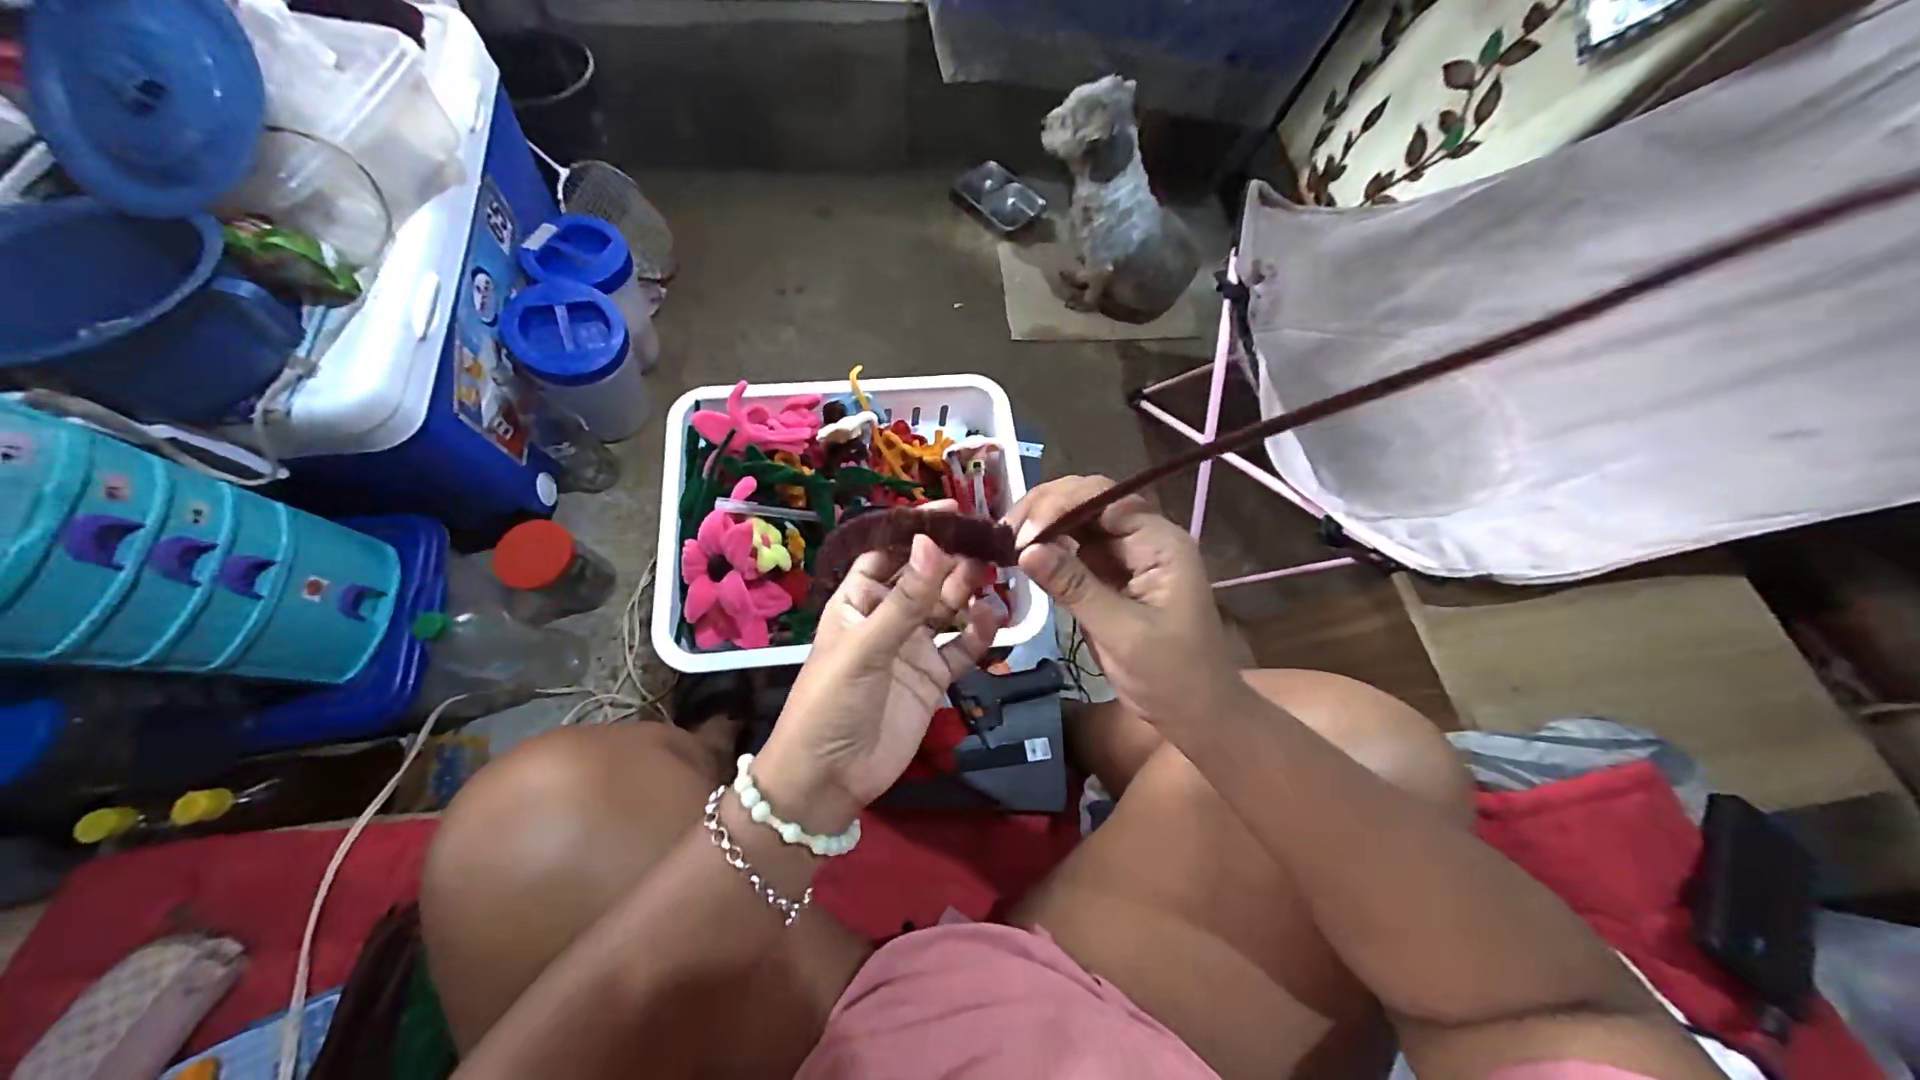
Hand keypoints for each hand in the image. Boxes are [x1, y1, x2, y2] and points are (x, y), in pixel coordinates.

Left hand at [755, 523, 1000, 833]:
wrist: (829, 778)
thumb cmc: (831, 702)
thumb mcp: (865, 646)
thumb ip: (905, 599)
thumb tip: (932, 543)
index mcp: (857, 600)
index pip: (887, 553)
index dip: (916, 531)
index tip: (952, 512)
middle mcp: (886, 618)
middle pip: (924, 578)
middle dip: (952, 559)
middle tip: (989, 542)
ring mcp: (912, 648)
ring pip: (947, 609)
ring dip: (969, 591)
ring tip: (996, 574)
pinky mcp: (933, 677)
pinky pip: (961, 647)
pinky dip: (979, 633)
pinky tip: (994, 618)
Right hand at [1006, 476, 1247, 729]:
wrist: (1194, 712)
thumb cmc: (1170, 674)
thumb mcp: (1121, 631)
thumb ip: (1074, 587)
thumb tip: (1026, 550)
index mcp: (1158, 541)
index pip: (1103, 499)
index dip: (1059, 506)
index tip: (1022, 535)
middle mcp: (1142, 538)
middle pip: (1087, 501)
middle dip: (1044, 510)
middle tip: (1004, 535)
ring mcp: (1124, 555)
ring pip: (1075, 523)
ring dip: (1040, 526)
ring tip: (1003, 542)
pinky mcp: (1108, 575)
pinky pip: (1073, 550)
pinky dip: (1046, 550)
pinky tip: (1019, 556)